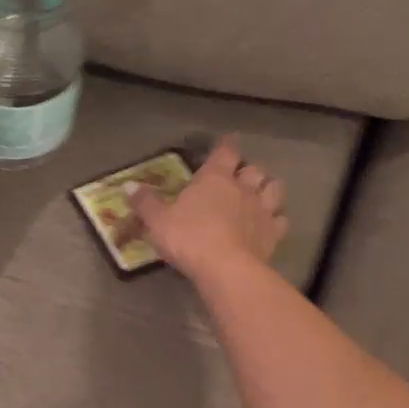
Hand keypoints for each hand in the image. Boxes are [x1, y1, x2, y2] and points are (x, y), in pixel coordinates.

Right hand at [122, 137, 288, 282]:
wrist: (225, 267)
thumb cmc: (188, 238)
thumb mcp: (157, 221)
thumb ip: (145, 202)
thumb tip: (129, 185)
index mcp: (214, 179)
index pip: (225, 152)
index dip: (225, 145)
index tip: (227, 140)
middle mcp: (243, 188)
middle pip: (253, 169)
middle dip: (246, 170)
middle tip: (238, 176)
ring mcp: (262, 209)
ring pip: (274, 189)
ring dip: (267, 188)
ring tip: (259, 194)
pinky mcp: (273, 233)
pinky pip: (280, 219)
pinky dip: (275, 218)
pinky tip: (267, 224)